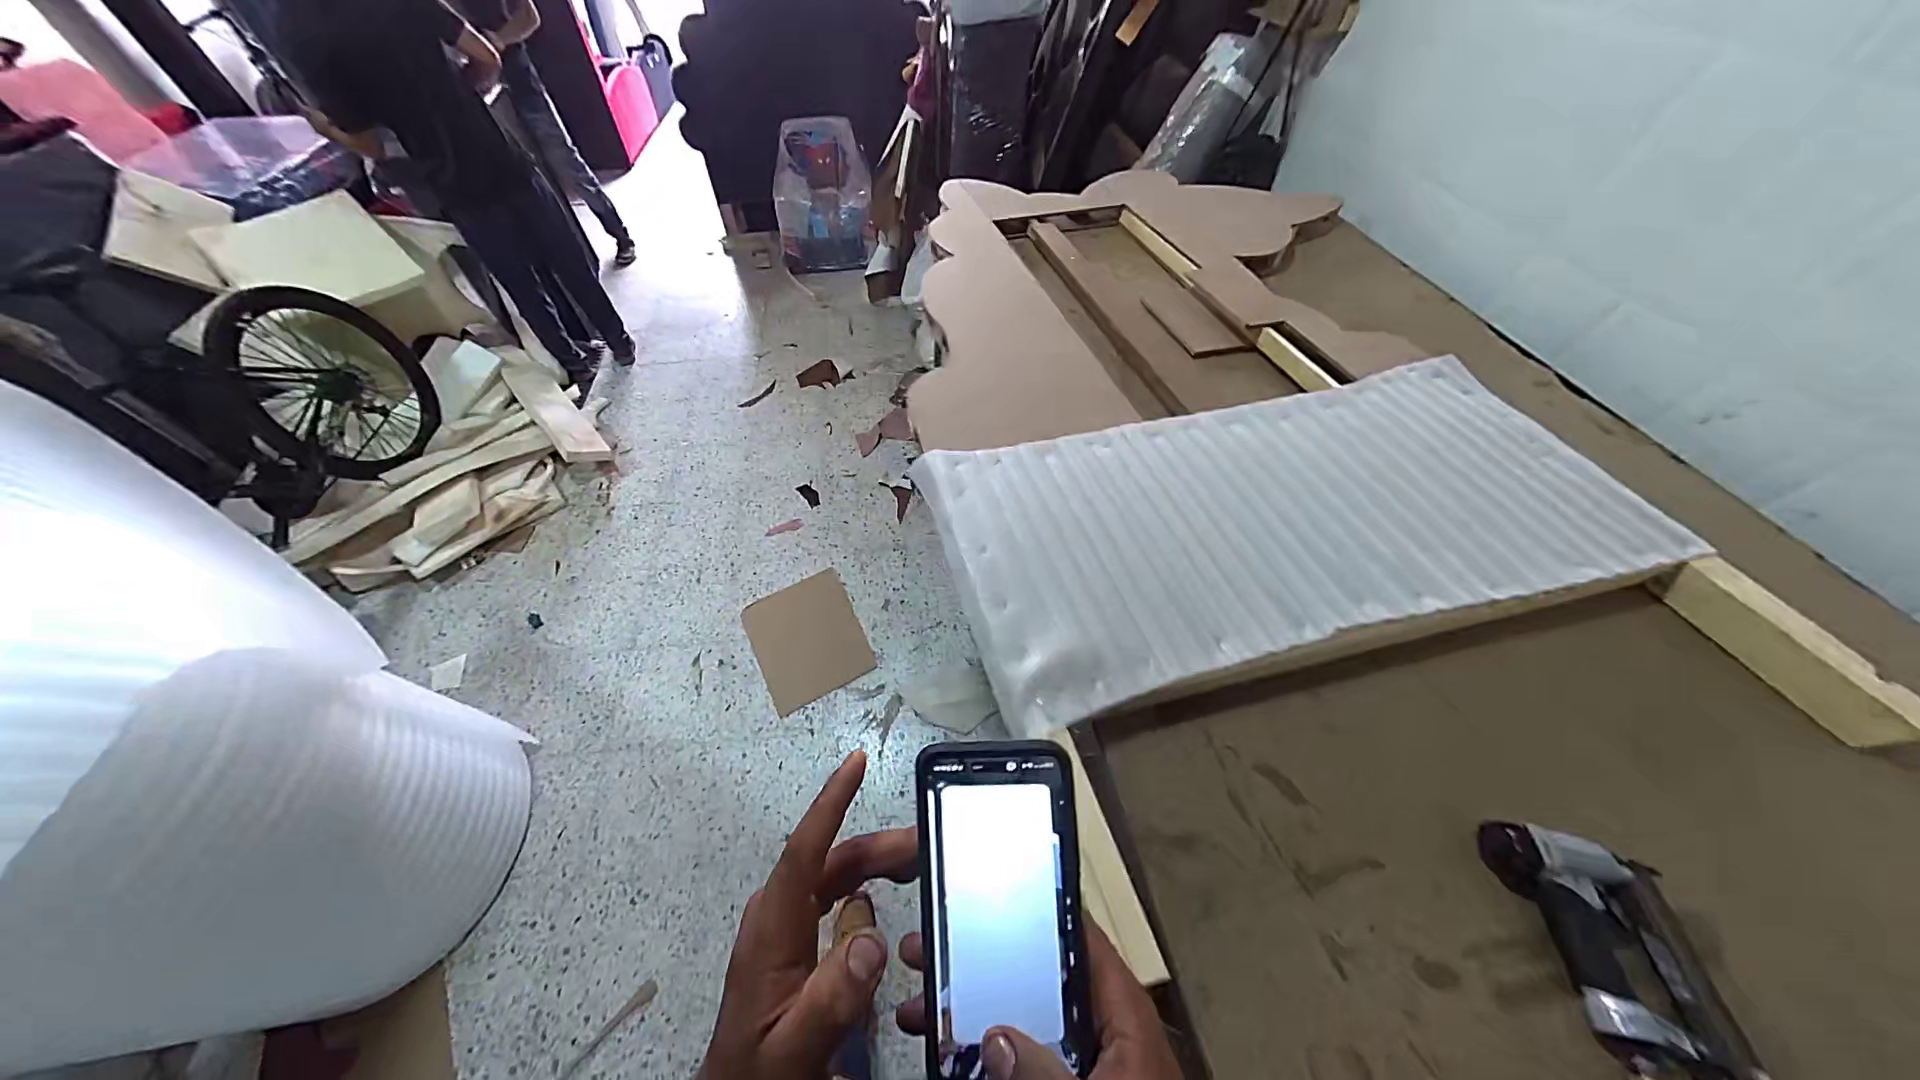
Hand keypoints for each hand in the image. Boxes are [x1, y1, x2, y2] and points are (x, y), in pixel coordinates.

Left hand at [700, 750, 917, 1078]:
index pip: (804, 850)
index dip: (832, 801)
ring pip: (836, 874)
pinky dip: (865, 886)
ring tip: (916, 862)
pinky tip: (884, 895)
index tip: (857, 762)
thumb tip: (871, 939)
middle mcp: (777, 915)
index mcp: (773, 930)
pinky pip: (835, 897)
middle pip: (832, 859)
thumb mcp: (795, 1050)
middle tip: (926, 843)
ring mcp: (784, 926)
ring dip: (876, 863)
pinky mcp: (794, 939)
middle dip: (880, 844)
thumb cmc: (759, 1076)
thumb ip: (831, 1000)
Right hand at [896, 921, 1181, 1079]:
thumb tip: (998, 1038)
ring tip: (923, 1001)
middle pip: (1036, 974)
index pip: (1078, 936)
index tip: (985, 895)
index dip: (1034, 908)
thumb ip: (1048, 1073)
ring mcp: (1080, 1057)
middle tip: (933, 946)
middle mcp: (1100, 1026)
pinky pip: (1022, 1052)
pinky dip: (982, 1048)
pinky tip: (944, 1046)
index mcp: (1122, 1014)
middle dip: (982, 961)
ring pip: (1019, 1015)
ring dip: (971, 1007)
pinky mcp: (1063, 1077)